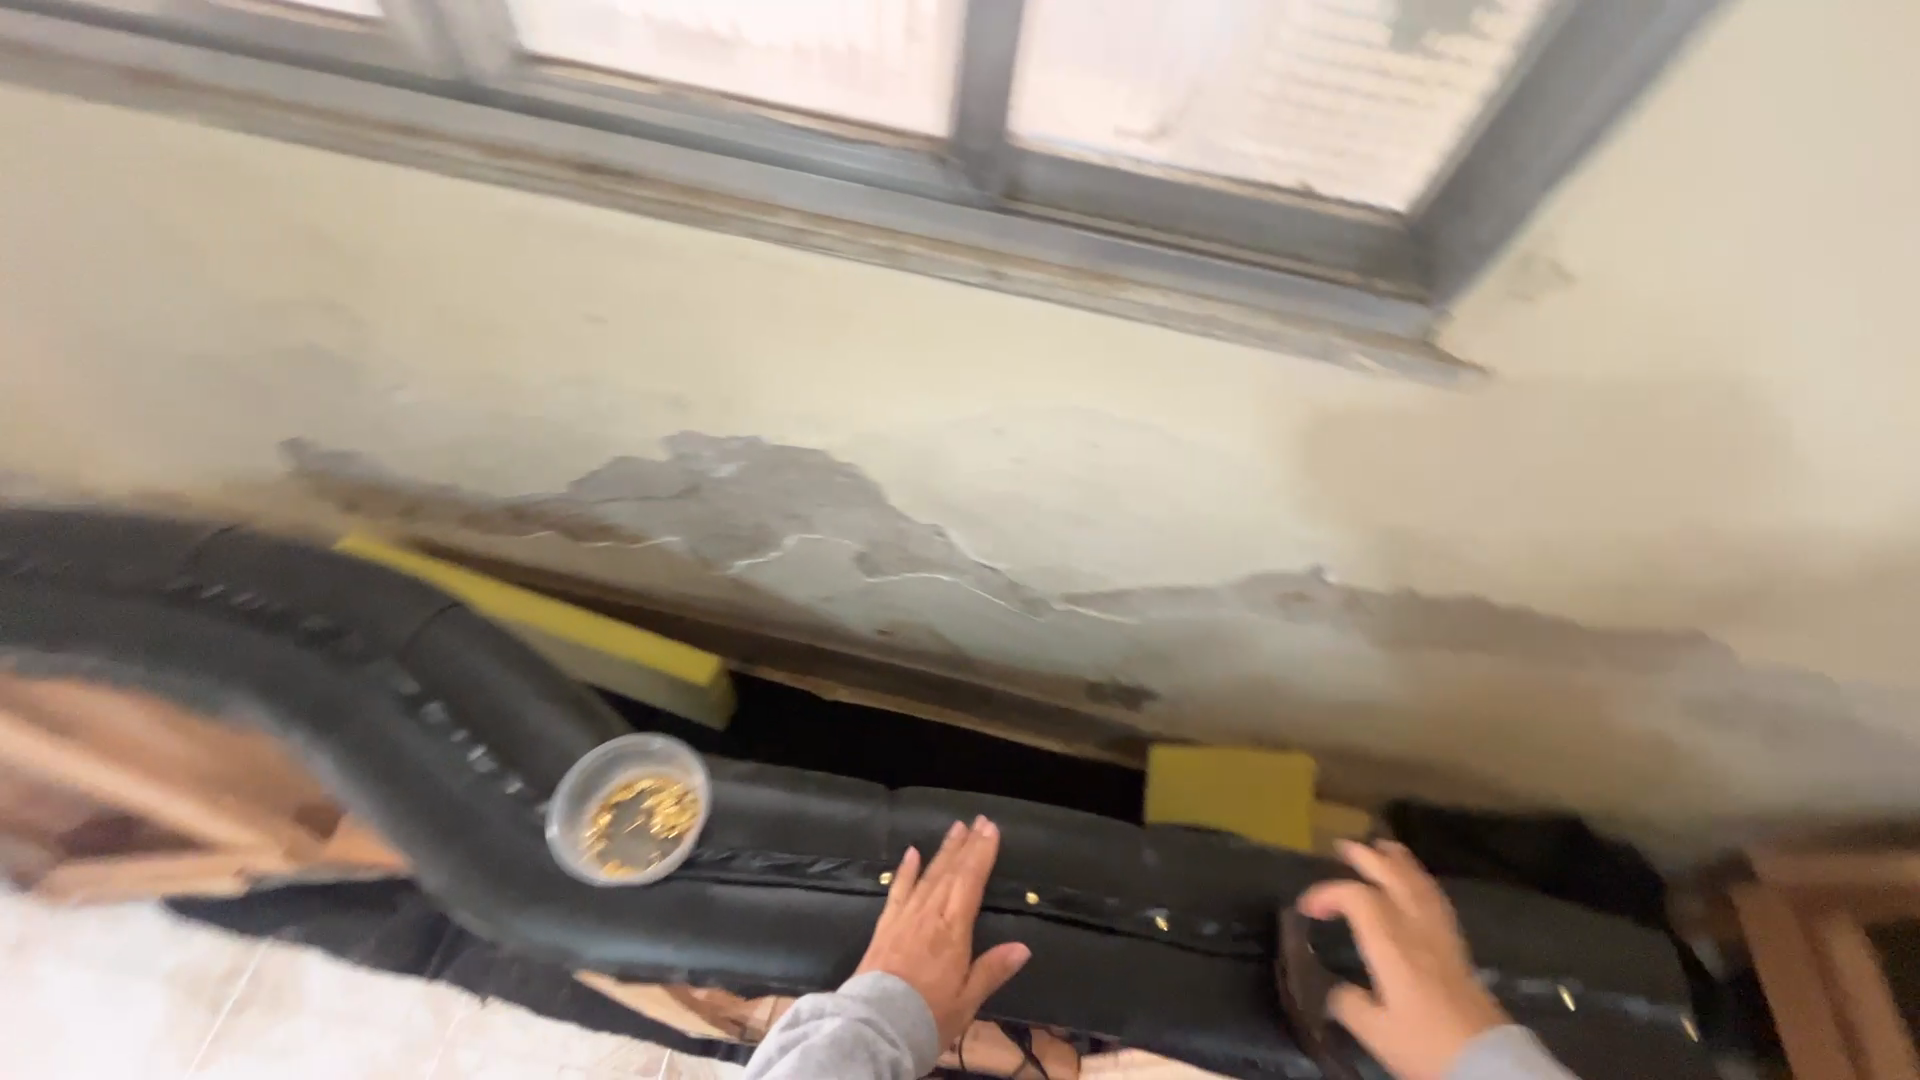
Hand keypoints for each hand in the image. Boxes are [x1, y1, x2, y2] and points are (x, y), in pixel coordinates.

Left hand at [855, 816, 1031, 1047]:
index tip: (991, 829)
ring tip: (955, 828)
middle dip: (967, 844)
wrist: (875, 1028)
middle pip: (951, 871)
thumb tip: (1023, 947)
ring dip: (944, 850)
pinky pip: (898, 889)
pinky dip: (906, 869)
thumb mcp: (967, 1001)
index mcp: (953, 929)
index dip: (982, 853)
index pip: (971, 881)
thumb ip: (993, 970)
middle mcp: (929, 914)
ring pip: (928, 874)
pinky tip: (912, 852)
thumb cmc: (928, 1017)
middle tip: (978, 821)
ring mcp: (905, 916)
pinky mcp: (885, 925)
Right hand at [1296, 840, 1511, 1079]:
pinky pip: (1438, 901)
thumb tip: (1334, 990)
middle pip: (1391, 878)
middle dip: (1365, 857)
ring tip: (1383, 847)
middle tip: (1343, 846)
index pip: (1355, 897)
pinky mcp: (1458, 949)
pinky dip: (1423, 882)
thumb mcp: (1376, 1033)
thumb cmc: (1427, 1045)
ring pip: (1419, 885)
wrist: (1488, 1064)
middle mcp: (1415, 930)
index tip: (1307, 908)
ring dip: (1398, 862)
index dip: (1326, 893)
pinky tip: (1418, 882)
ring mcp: (1441, 937)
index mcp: (1390, 944)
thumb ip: (1348, 1005)